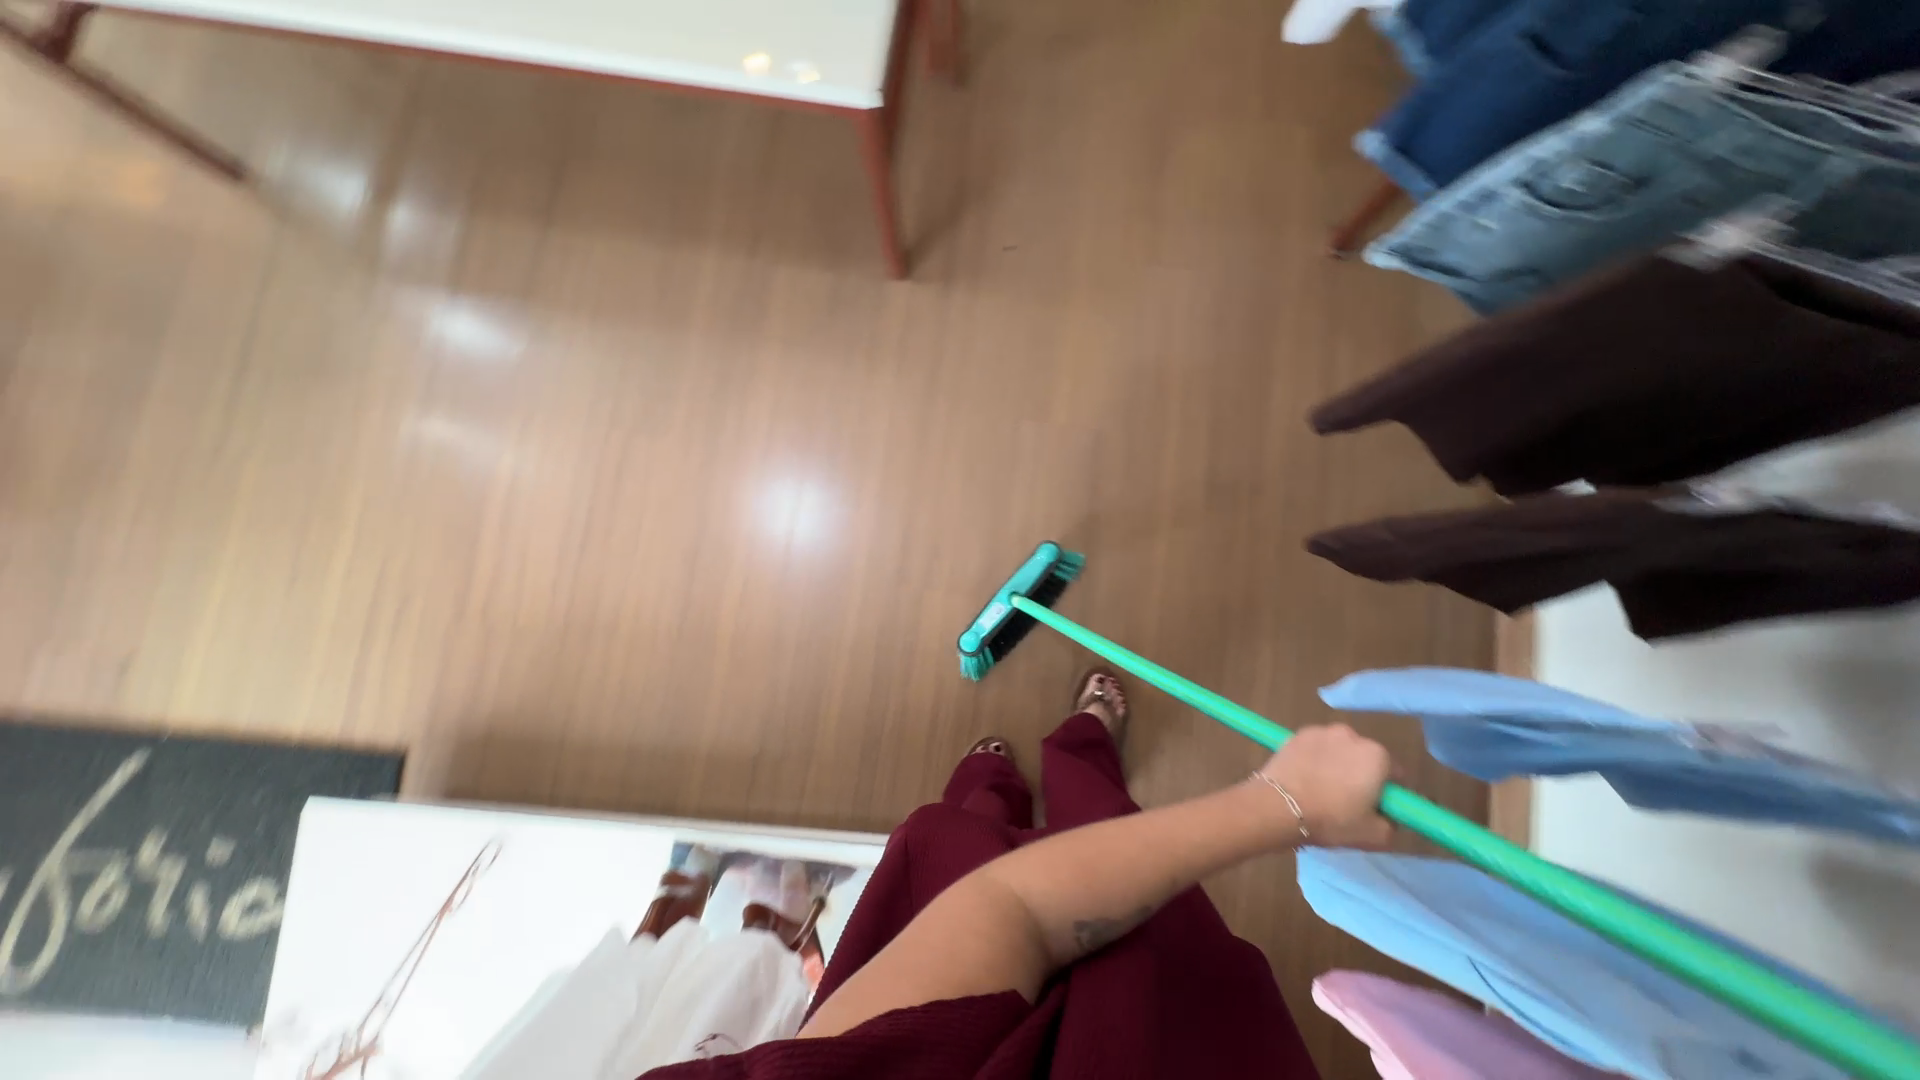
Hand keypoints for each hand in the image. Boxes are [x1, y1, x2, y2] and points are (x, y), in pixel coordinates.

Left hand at [1252, 723, 1393, 849]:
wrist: (1279, 806)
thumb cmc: (1332, 819)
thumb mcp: (1375, 835)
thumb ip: (1391, 824)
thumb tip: (1386, 816)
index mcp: (1376, 755)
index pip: (1393, 772)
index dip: (1386, 791)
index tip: (1373, 806)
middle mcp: (1350, 734)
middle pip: (1363, 757)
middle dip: (1360, 773)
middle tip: (1346, 798)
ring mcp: (1320, 731)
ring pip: (1337, 750)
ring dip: (1335, 763)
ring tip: (1321, 787)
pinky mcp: (1295, 734)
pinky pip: (1314, 747)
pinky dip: (1313, 758)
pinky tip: (1304, 777)